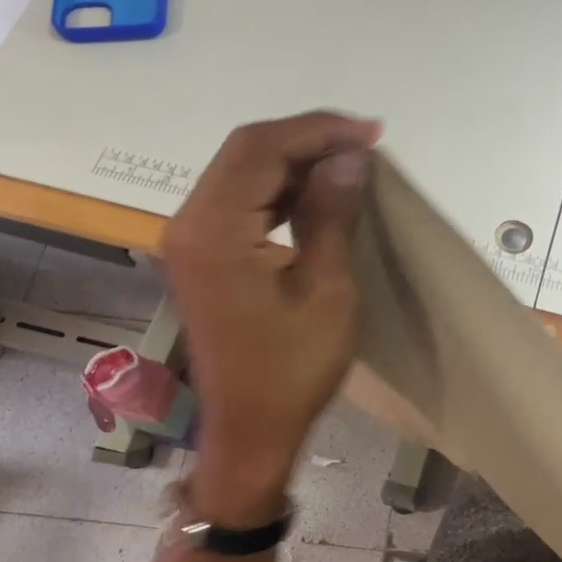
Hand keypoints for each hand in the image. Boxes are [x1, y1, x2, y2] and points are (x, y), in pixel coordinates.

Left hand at [162, 111, 383, 524]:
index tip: (371, 134)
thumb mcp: (327, 291)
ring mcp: (191, 239)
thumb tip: (350, 157)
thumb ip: (332, 216)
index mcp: (214, 230)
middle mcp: (190, 223)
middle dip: (307, 140)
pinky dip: (280, 190)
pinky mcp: (202, 256)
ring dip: (295, 162)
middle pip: (246, 153)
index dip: (317, 130)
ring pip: (242, 173)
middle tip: (366, 146)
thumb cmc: (292, 370)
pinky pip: (240, 202)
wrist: (251, 430)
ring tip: (351, 165)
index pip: (260, 149)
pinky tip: (318, 195)